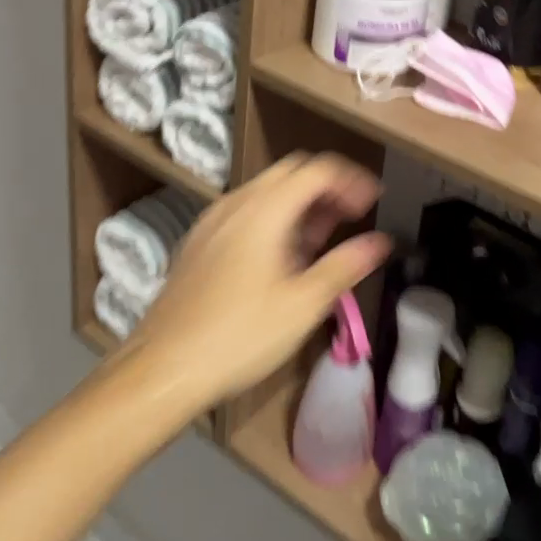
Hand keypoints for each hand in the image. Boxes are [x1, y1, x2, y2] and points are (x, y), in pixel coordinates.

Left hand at [113, 152, 391, 405]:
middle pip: (290, 173)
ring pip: (265, 192)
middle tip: (351, 217)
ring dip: (300, 204)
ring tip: (322, 241)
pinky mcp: (198, 244)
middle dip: (326, 188)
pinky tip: (281, 259)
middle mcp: (236, 205)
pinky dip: (273, 218)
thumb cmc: (239, 337)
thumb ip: (344, 266)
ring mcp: (212, 223)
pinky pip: (245, 212)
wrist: (160, 370)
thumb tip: (379, 242)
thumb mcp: (303, 305)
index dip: (350, 180)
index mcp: (265, 210)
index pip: (317, 170)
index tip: (372, 204)